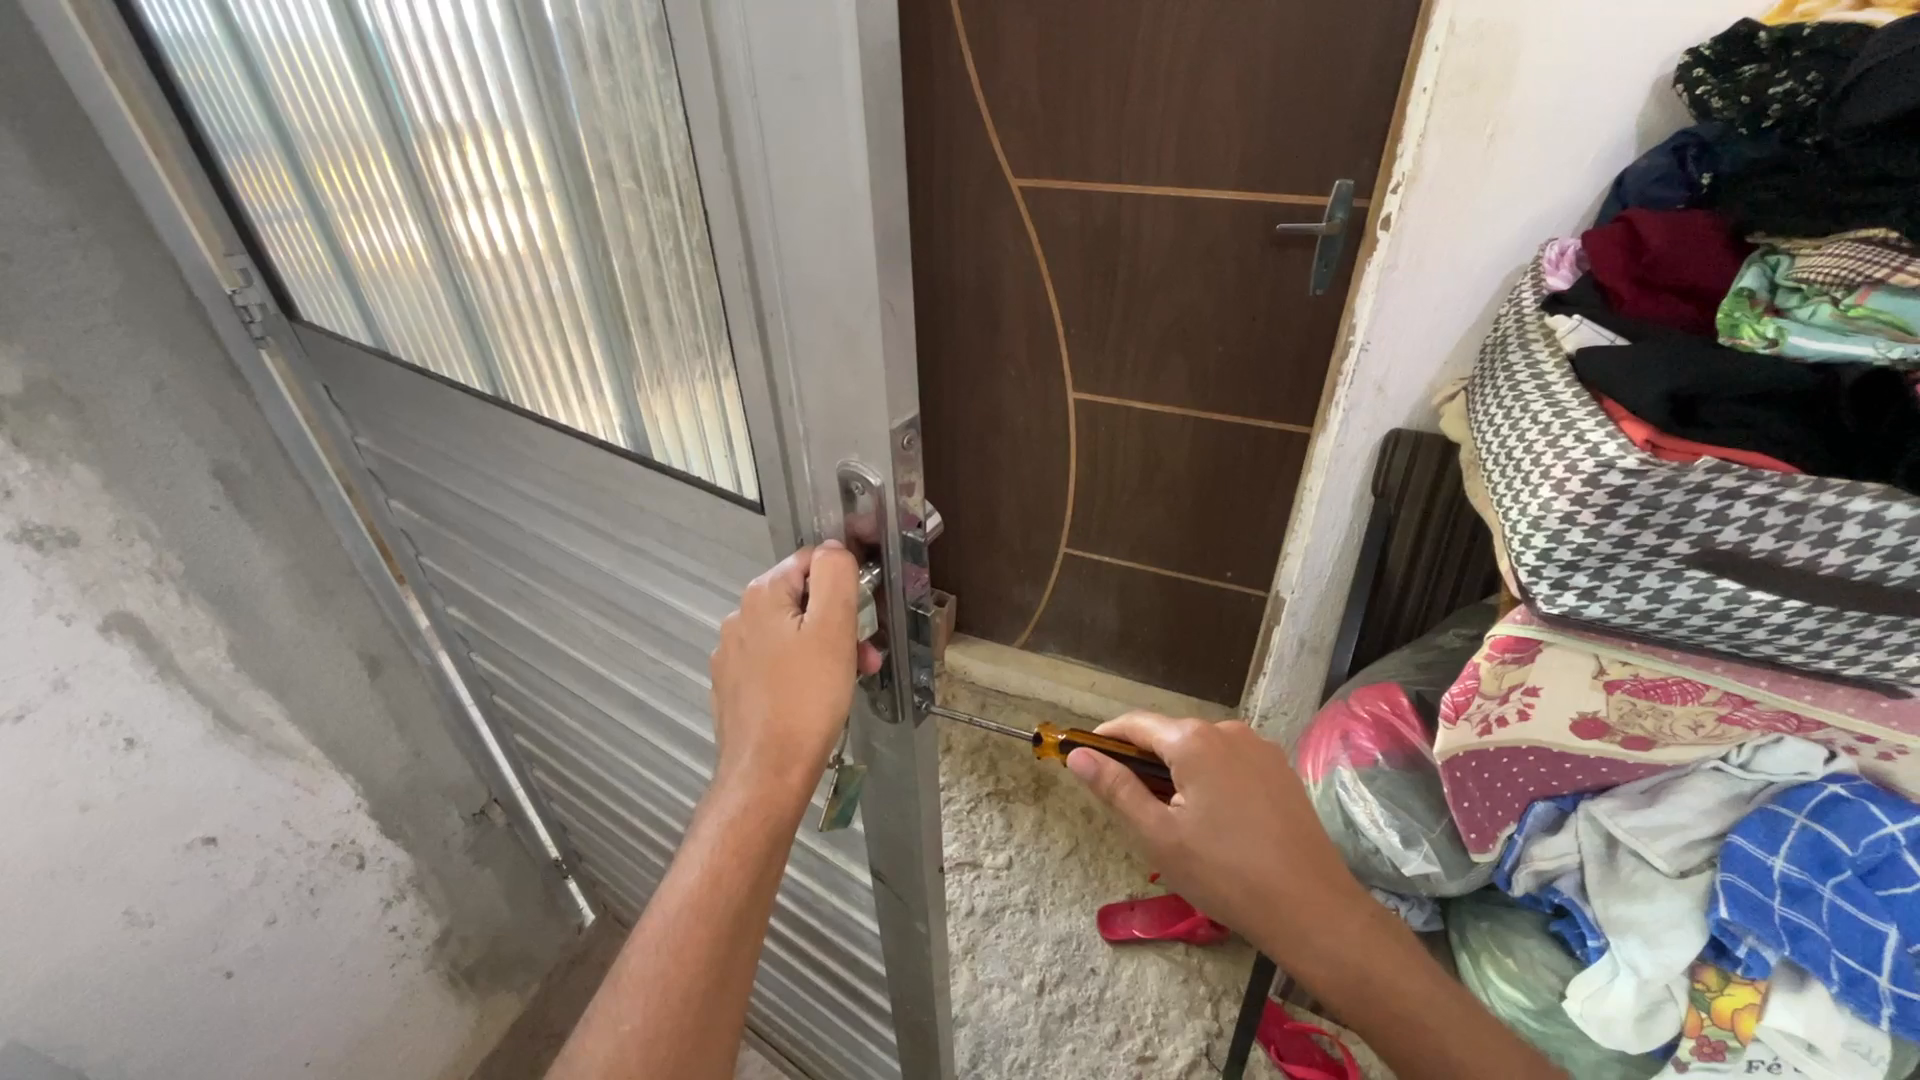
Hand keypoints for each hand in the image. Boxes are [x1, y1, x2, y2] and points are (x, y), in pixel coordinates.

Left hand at [709, 542, 883, 799]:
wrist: (768, 771)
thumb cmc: (807, 697)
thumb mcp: (834, 628)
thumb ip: (836, 576)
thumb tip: (834, 549)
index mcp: (762, 594)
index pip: (811, 561)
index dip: (844, 582)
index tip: (864, 614)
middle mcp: (739, 617)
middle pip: (801, 600)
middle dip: (838, 622)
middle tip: (865, 655)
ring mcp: (732, 654)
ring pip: (790, 635)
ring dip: (825, 649)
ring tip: (850, 679)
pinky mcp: (733, 686)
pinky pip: (775, 664)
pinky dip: (801, 672)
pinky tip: (817, 698)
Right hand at [1066, 712, 1372, 962]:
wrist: (1311, 907)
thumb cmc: (1224, 872)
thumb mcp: (1158, 834)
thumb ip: (1116, 788)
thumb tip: (1078, 755)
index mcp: (1193, 740)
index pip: (1135, 724)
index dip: (1106, 739)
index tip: (1085, 758)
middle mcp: (1228, 730)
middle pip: (1170, 735)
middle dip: (1145, 760)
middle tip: (1130, 804)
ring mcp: (1260, 749)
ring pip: (1202, 750)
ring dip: (1180, 771)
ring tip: (1174, 818)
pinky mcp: (1281, 771)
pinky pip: (1231, 763)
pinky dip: (1211, 779)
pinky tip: (1215, 820)